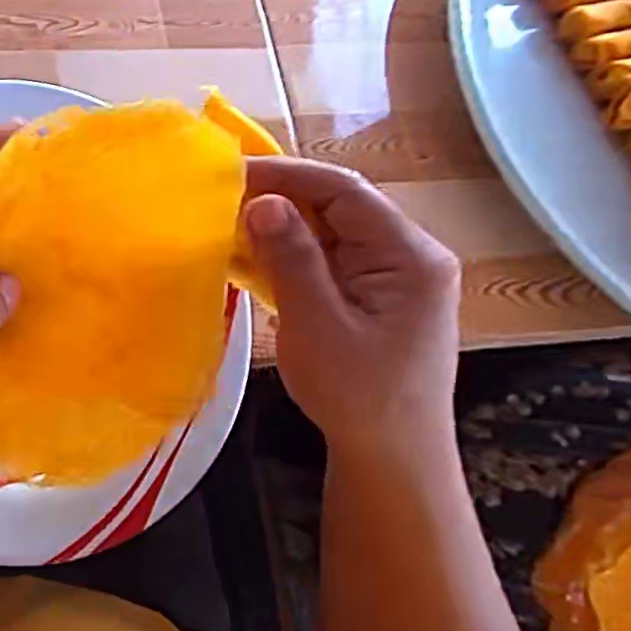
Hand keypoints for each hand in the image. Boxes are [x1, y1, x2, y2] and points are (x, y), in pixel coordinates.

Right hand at [242, 157, 461, 448]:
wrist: (392, 456)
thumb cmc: (358, 395)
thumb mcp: (317, 325)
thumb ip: (290, 258)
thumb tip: (261, 201)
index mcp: (408, 255)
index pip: (343, 190)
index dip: (286, 174)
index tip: (232, 174)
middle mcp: (408, 254)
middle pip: (338, 205)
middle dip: (279, 197)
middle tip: (222, 199)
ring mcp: (392, 274)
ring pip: (329, 230)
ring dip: (281, 225)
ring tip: (229, 223)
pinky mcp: (374, 293)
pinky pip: (328, 257)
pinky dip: (290, 252)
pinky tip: (253, 255)